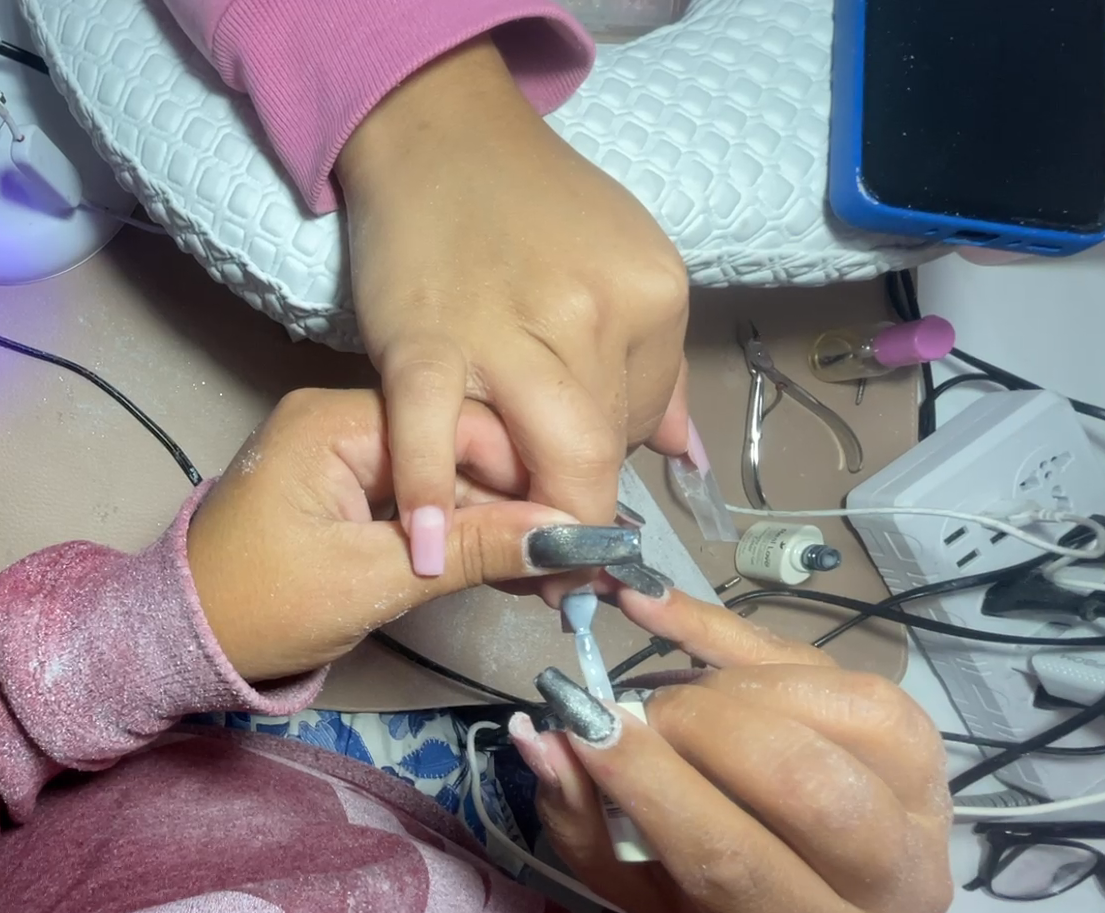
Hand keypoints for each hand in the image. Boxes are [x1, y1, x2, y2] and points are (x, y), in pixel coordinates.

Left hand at [186, 388, 642, 682]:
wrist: (187, 637)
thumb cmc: (264, 607)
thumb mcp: (371, 580)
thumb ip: (469, 550)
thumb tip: (571, 536)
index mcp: (334, 420)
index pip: (456, 423)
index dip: (522, 476)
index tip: (577, 529)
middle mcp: (336, 416)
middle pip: (449, 444)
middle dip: (506, 502)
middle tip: (566, 559)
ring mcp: (334, 449)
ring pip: (433, 472)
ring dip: (480, 519)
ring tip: (537, 566)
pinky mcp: (334, 484)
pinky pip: (406, 492)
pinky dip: (443, 527)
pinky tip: (488, 558)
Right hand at [336, 37, 691, 577]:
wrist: (437, 140)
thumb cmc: (523, 209)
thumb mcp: (616, 266)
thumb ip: (652, 365)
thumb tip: (681, 455)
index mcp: (652, 296)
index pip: (640, 424)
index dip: (603, 480)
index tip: (571, 511)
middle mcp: (593, 315)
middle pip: (597, 454)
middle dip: (578, 530)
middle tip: (558, 580)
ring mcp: (505, 331)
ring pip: (537, 455)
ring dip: (523, 527)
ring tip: (510, 572)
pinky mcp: (423, 345)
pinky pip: (434, 431)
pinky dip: (432, 494)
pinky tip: (427, 550)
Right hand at [513, 588, 952, 912]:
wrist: (787, 887)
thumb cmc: (690, 891)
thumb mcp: (614, 870)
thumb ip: (572, 808)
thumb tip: (538, 733)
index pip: (730, 858)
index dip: (647, 778)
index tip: (580, 720)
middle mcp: (896, 885)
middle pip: (802, 784)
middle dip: (694, 724)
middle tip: (634, 709)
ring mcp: (929, 807)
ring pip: (847, 716)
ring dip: (731, 686)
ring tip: (672, 693)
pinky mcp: (920, 740)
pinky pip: (843, 671)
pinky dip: (745, 637)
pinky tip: (671, 618)